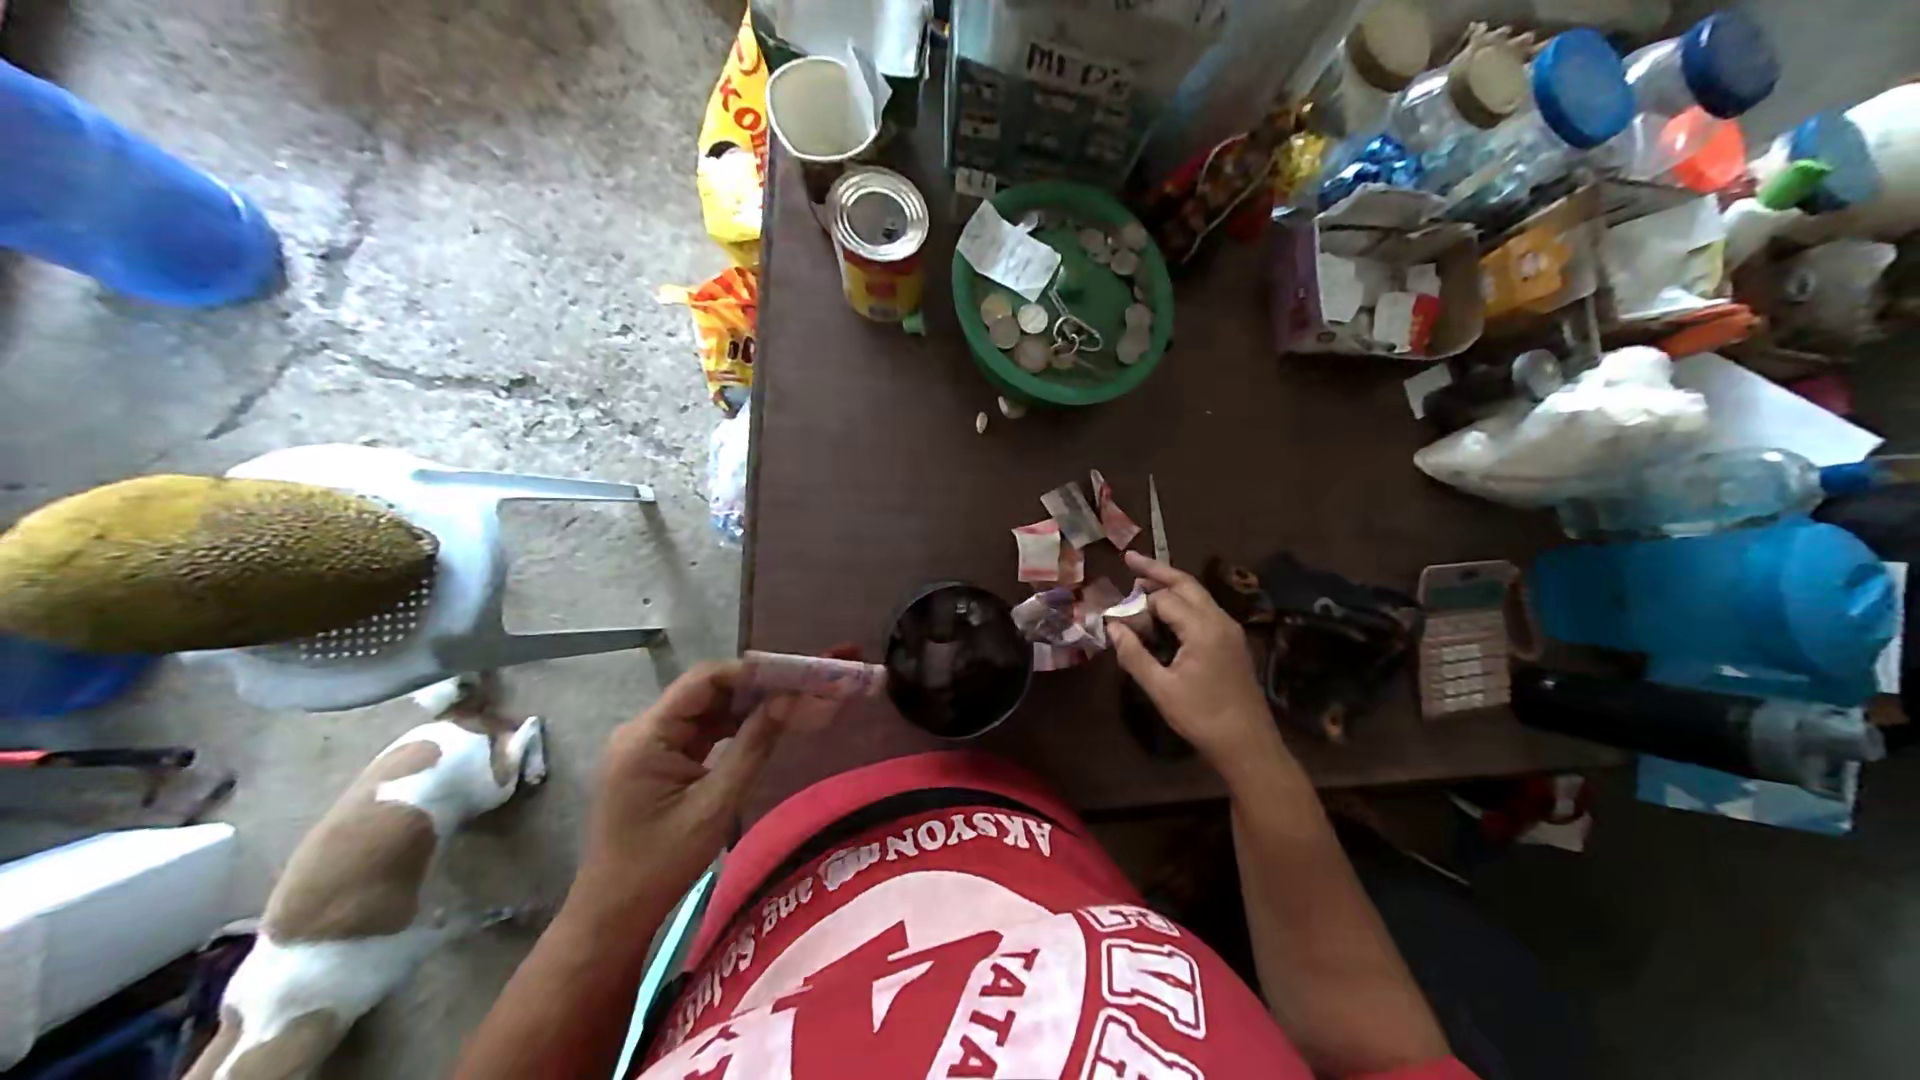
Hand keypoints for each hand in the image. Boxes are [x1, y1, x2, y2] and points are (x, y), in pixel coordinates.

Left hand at [571, 661, 842, 913]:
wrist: (614, 913)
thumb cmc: (662, 862)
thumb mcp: (716, 804)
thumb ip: (753, 746)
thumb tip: (788, 700)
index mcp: (646, 735)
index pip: (703, 681)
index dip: (749, 673)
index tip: (791, 676)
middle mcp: (642, 730)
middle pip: (704, 692)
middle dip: (752, 689)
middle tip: (798, 691)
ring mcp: (646, 746)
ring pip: (703, 712)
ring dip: (743, 709)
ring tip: (787, 707)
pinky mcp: (654, 762)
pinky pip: (697, 733)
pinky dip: (728, 730)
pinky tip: (760, 731)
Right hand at [1109, 552, 1288, 773]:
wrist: (1248, 744)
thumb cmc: (1202, 717)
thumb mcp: (1161, 688)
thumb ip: (1134, 654)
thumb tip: (1112, 626)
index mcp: (1204, 628)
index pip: (1164, 600)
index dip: (1138, 607)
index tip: (1117, 623)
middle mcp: (1220, 620)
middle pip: (1186, 584)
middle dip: (1157, 570)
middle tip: (1129, 559)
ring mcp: (1230, 630)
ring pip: (1198, 595)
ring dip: (1171, 585)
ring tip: (1142, 581)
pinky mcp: (1232, 642)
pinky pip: (1205, 610)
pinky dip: (1183, 602)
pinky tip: (1167, 610)